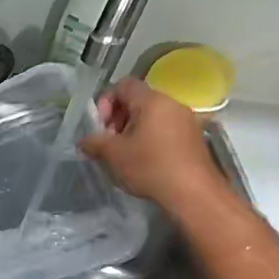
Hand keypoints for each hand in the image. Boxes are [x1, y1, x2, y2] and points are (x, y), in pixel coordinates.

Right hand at [80, 78, 217, 203]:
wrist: (193, 192)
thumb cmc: (150, 166)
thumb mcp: (113, 154)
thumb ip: (94, 142)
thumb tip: (85, 140)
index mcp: (152, 100)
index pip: (123, 85)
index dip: (106, 102)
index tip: (102, 127)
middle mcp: (172, 103)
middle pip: (137, 100)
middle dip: (118, 118)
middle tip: (111, 142)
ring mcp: (186, 119)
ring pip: (151, 116)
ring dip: (133, 130)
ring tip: (126, 154)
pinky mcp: (194, 137)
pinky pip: (165, 128)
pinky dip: (150, 138)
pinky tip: (145, 161)